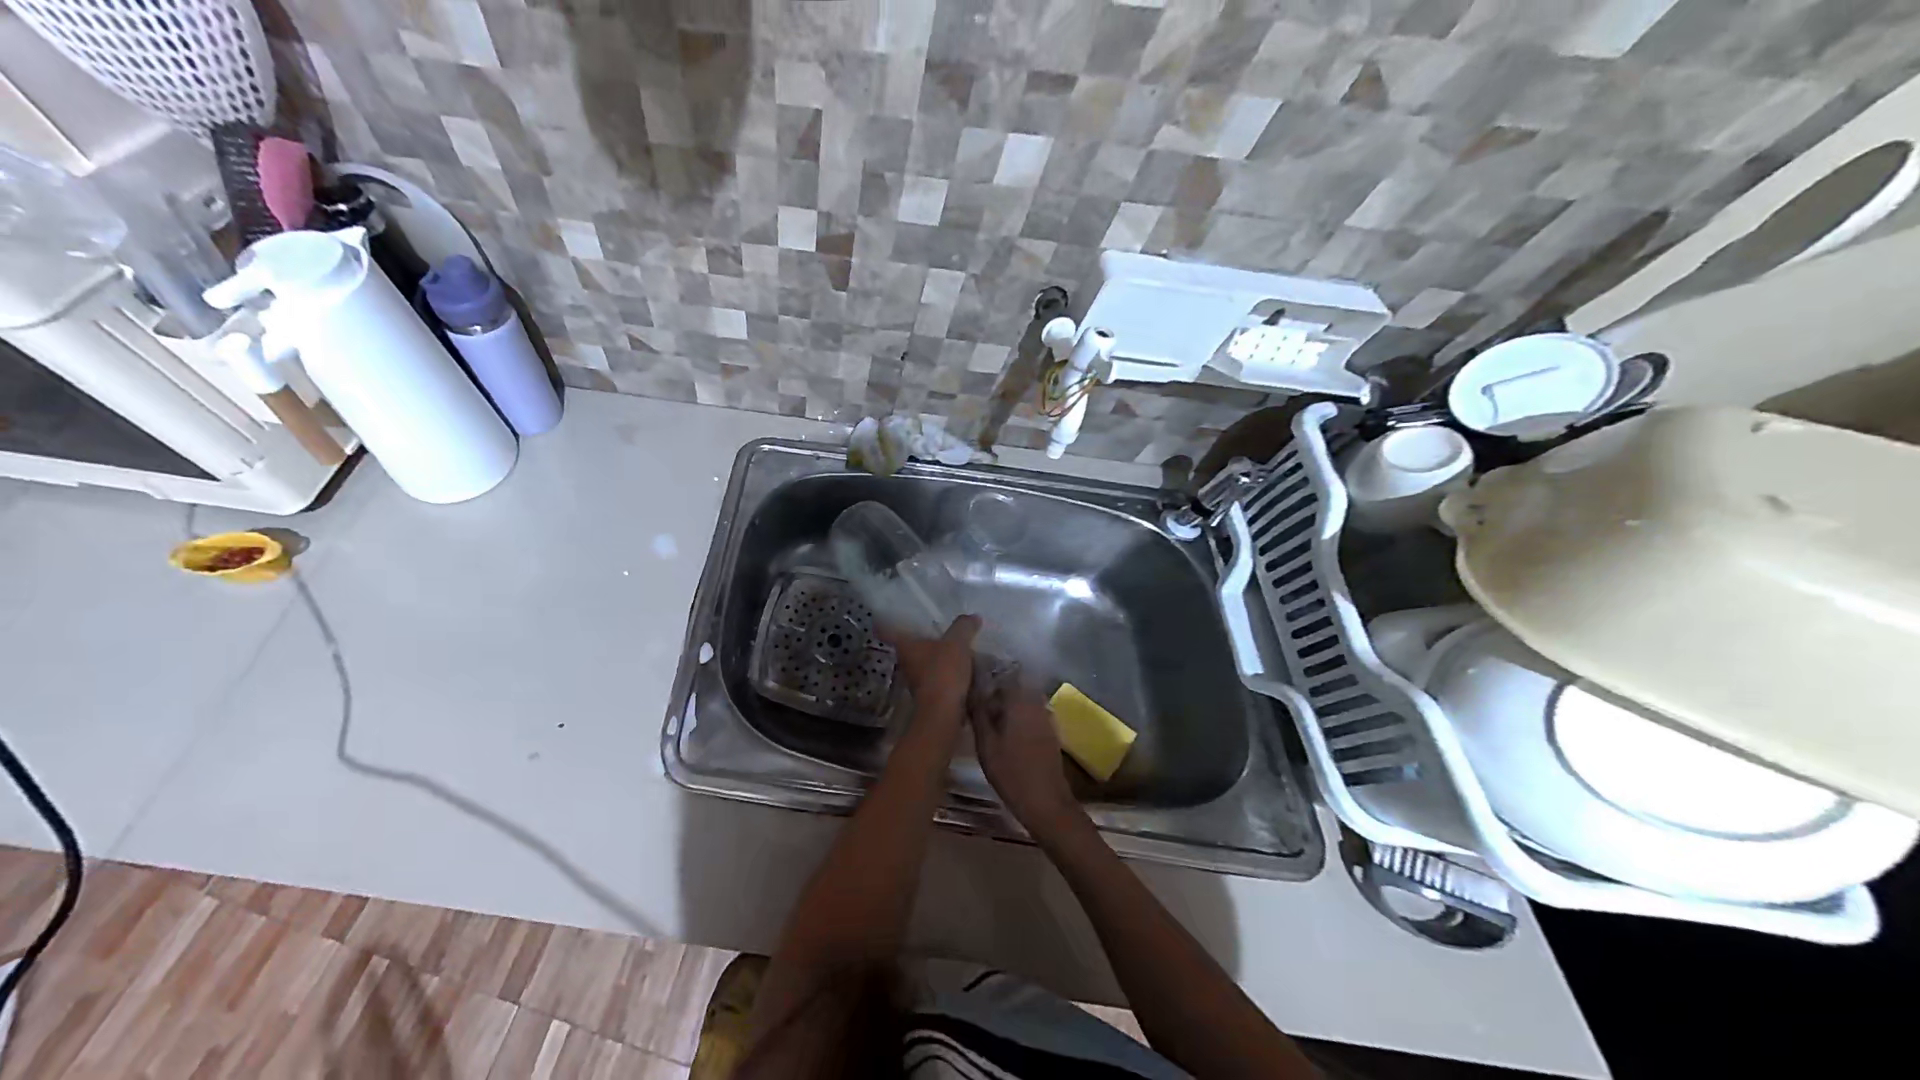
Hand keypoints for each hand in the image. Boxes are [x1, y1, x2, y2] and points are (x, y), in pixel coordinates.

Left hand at [888, 615, 979, 721]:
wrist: (944, 712)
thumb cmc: (943, 671)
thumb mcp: (956, 643)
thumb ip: (964, 627)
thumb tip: (973, 617)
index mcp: (906, 646)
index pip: (888, 631)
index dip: (884, 623)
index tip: (883, 617)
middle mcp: (906, 663)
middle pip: (908, 647)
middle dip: (919, 641)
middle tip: (934, 631)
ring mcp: (916, 681)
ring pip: (923, 664)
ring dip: (935, 659)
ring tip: (954, 651)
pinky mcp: (929, 696)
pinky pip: (936, 678)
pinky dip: (946, 674)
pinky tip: (961, 670)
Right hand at [976, 690, 1082, 836]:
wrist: (1046, 802)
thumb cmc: (1012, 773)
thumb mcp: (986, 744)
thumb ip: (979, 713)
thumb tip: (971, 689)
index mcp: (1020, 701)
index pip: (1003, 675)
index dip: (986, 677)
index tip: (970, 685)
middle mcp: (1036, 703)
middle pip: (1014, 686)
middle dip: (996, 692)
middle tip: (976, 706)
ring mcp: (1046, 717)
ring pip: (1023, 701)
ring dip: (1006, 705)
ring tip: (987, 721)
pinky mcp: (1050, 732)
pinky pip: (1030, 714)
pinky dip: (1017, 717)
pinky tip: (1005, 734)